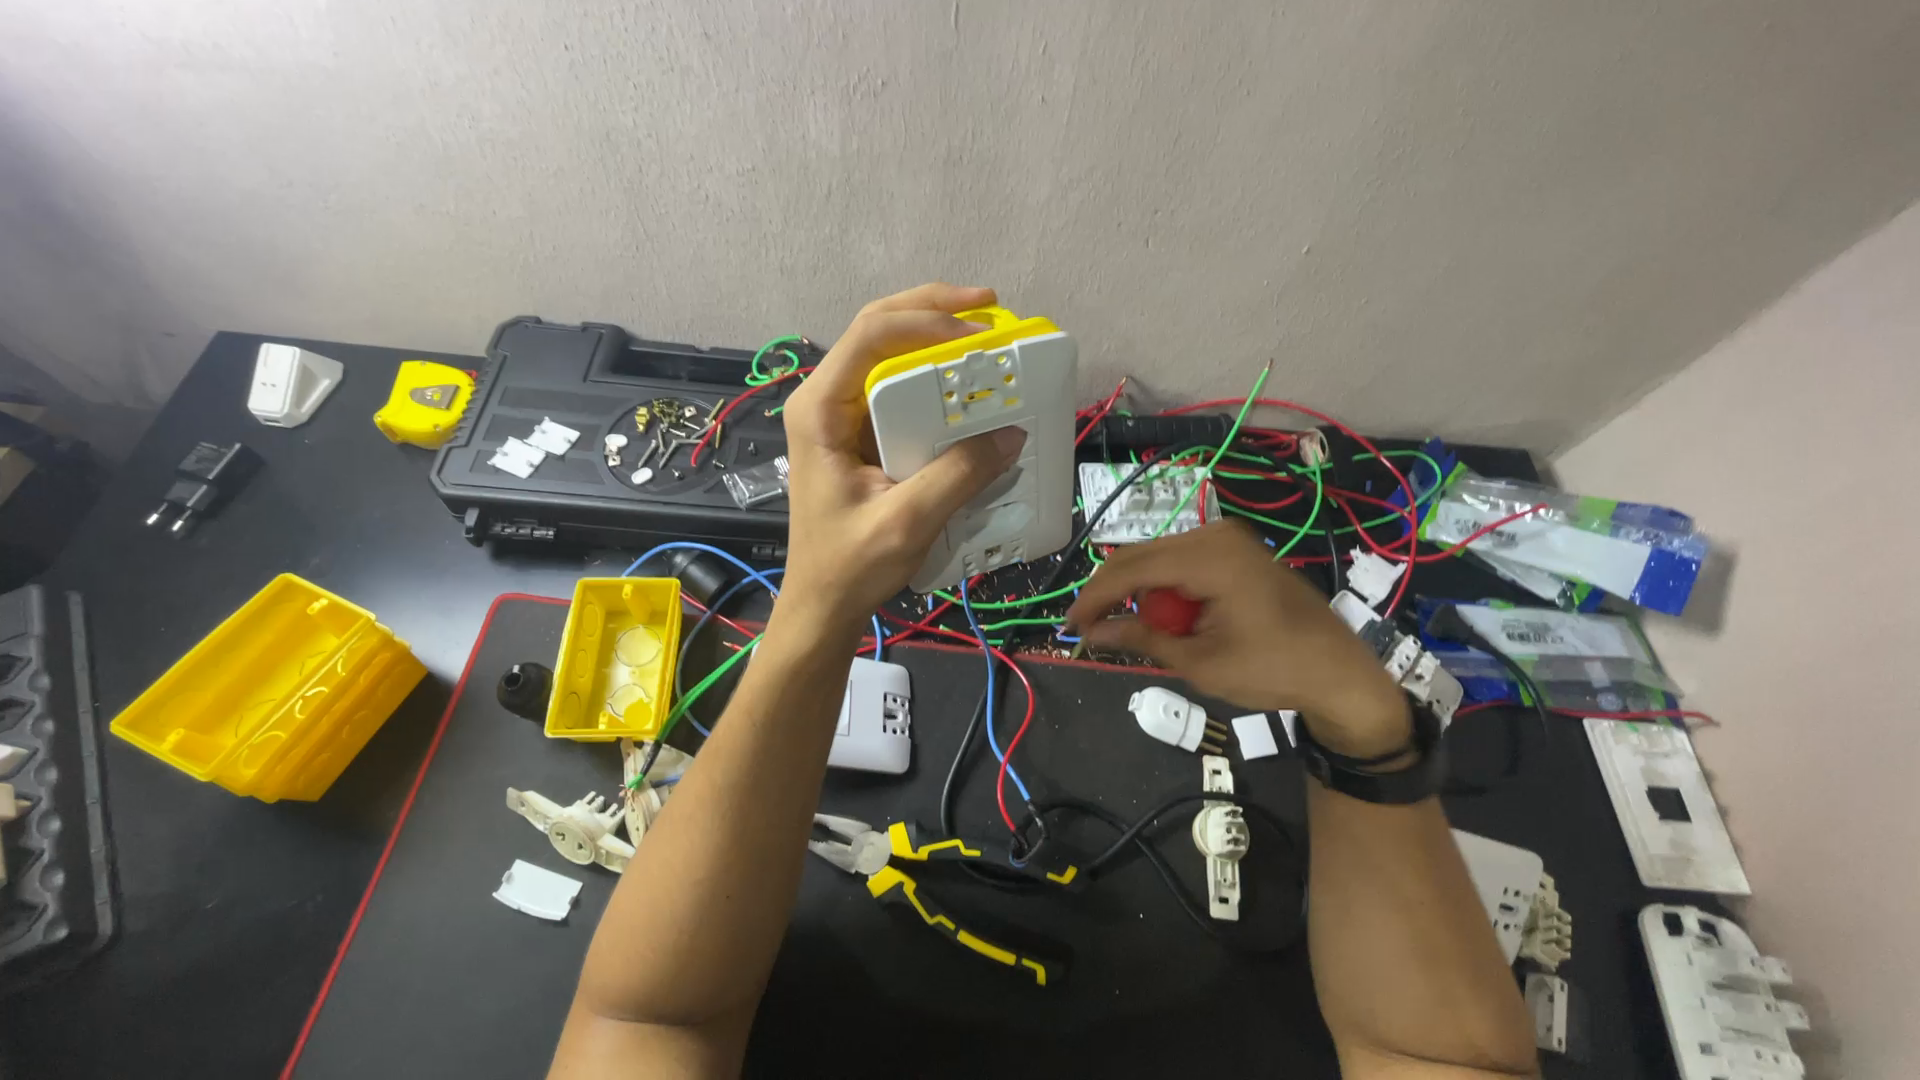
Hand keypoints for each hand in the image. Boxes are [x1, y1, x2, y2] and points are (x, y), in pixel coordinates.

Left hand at [775, 283, 1027, 636]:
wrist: (824, 603)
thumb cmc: (850, 566)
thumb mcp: (907, 522)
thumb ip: (958, 475)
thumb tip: (1012, 434)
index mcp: (819, 410)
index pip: (870, 335)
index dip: (926, 321)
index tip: (978, 334)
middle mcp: (825, 400)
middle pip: (878, 330)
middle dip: (933, 310)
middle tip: (990, 306)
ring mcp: (841, 417)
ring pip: (887, 353)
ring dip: (934, 336)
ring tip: (985, 333)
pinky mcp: (859, 436)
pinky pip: (897, 389)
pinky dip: (934, 376)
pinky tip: (966, 380)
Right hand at [1063, 521, 1410, 756]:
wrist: (1339, 672)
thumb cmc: (1274, 671)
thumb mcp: (1200, 662)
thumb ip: (1141, 639)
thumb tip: (1090, 634)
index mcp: (1211, 559)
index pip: (1131, 568)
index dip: (1094, 596)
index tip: (1070, 624)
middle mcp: (1216, 536)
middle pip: (1140, 555)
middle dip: (1110, 591)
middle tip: (1087, 627)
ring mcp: (1228, 540)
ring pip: (1157, 557)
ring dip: (1135, 589)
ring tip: (1119, 625)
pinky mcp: (1234, 550)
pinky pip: (1181, 561)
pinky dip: (1162, 587)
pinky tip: (1157, 614)